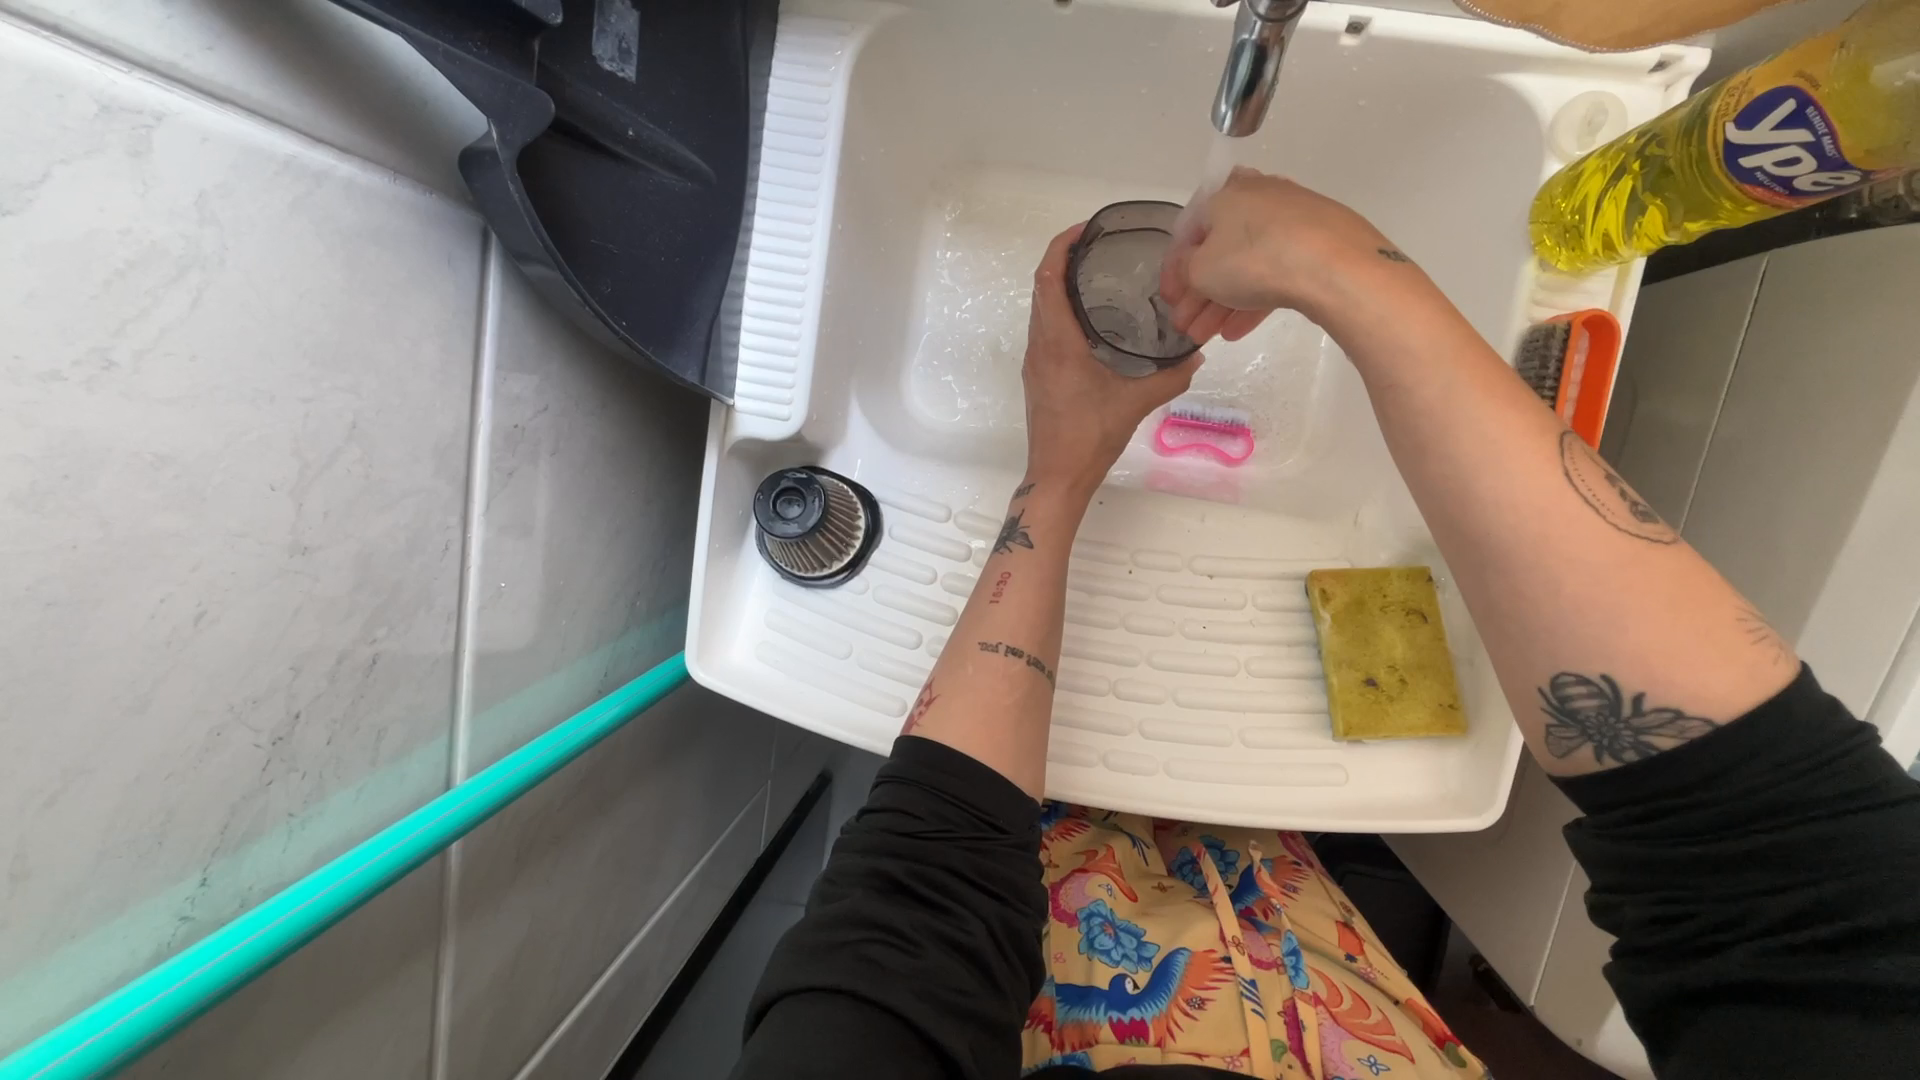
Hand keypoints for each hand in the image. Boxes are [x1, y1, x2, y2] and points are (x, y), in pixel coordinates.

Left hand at [1022, 223, 1201, 498]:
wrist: (1057, 476)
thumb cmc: (1090, 438)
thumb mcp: (1135, 404)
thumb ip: (1170, 377)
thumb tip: (1196, 355)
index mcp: (1058, 343)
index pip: (1048, 279)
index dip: (1061, 247)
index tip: (1085, 229)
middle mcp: (1040, 347)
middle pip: (1041, 288)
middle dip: (1063, 259)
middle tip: (1097, 245)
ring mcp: (1035, 362)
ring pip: (1040, 310)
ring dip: (1059, 286)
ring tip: (1095, 273)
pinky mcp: (1038, 377)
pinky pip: (1044, 330)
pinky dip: (1059, 311)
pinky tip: (1089, 318)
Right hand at [1160, 168, 1419, 340]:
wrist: (1333, 266)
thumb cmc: (1253, 259)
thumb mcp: (1200, 270)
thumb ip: (1184, 270)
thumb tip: (1186, 268)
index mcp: (1226, 192)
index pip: (1189, 232)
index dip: (1173, 271)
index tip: (1169, 301)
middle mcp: (1259, 197)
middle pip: (1219, 252)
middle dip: (1199, 295)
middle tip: (1187, 327)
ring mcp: (1292, 220)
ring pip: (1246, 267)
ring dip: (1221, 304)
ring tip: (1208, 337)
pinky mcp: (1317, 244)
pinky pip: (1274, 274)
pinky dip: (1252, 301)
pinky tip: (1238, 331)